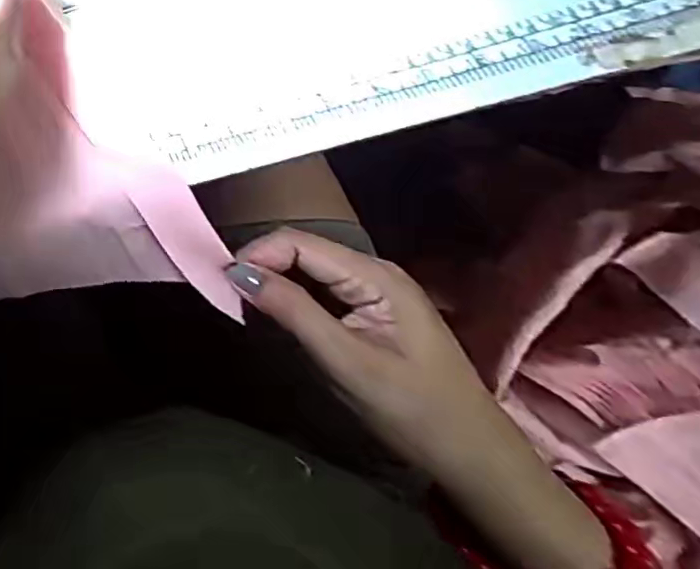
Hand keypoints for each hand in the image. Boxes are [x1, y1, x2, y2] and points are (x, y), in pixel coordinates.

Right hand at [227, 228, 508, 475]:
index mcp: (374, 275)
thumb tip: (239, 273)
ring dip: (276, 278)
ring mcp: (376, 287)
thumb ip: (293, 311)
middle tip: (229, 292)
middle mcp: (374, 269)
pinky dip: (295, 293)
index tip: (225, 280)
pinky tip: (279, 310)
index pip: (299, 242)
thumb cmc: (414, 411)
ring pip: (311, 267)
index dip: (258, 254)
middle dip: (263, 263)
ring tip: (246, 300)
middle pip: (304, 249)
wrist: (475, 456)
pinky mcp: (374, 307)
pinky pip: (324, 286)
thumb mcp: (347, 362)